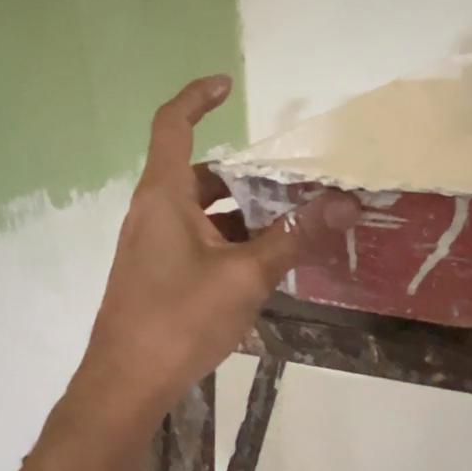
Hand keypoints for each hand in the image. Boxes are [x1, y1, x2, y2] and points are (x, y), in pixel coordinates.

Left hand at [69, 76, 356, 426]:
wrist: (126, 384)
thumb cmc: (180, 319)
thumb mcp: (246, 276)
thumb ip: (294, 236)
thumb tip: (345, 203)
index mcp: (164, 196)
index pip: (173, 124)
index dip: (198, 97)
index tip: (228, 86)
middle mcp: (152, 211)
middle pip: (199, 174)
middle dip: (245, 177)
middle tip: (292, 187)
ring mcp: (150, 245)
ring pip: (200, 213)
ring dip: (240, 216)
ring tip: (289, 230)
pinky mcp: (154, 274)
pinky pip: (195, 241)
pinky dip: (226, 242)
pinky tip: (261, 268)